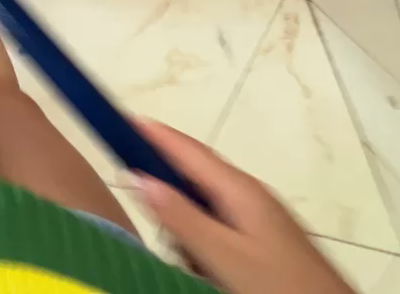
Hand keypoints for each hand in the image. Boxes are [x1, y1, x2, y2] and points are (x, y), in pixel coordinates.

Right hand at [129, 119, 356, 293]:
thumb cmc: (281, 292)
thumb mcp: (225, 259)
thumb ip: (181, 218)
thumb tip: (139, 176)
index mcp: (240, 190)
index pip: (186, 148)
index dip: (153, 134)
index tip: (118, 121)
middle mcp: (251, 195)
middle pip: (193, 175)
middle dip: (166, 193)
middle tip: (151, 222)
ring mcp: (262, 220)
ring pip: (205, 207)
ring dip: (186, 228)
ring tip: (187, 262)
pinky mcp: (268, 245)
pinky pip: (221, 229)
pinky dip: (204, 244)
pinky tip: (205, 272)